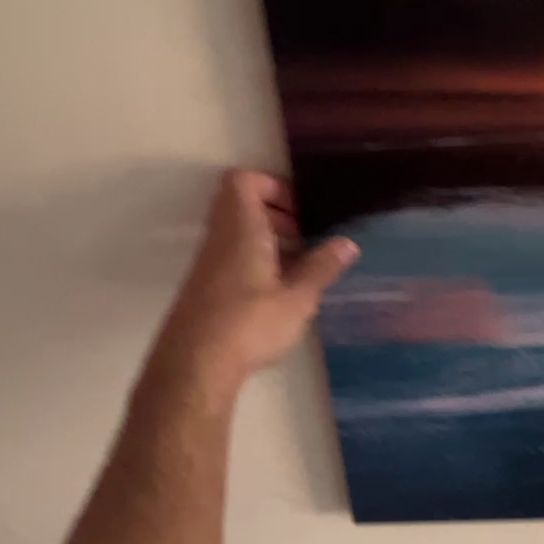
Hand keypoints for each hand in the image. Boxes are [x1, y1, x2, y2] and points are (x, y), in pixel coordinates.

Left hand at [149, 168, 357, 405]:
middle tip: (303, 237)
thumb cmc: (250, 323)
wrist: (195, 363)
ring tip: (297, 266)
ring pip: (236, 231)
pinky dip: (255, 260)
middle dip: (274, 213)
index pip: (244, 181)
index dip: (273, 186)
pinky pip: (231, 255)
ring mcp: (208, 262)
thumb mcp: (297, 298)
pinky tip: (277, 292)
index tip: (300, 211)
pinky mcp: (204, 286)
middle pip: (239, 204)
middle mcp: (220, 238)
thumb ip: (321, 268)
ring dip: (266, 239)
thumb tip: (347, 244)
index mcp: (242, 229)